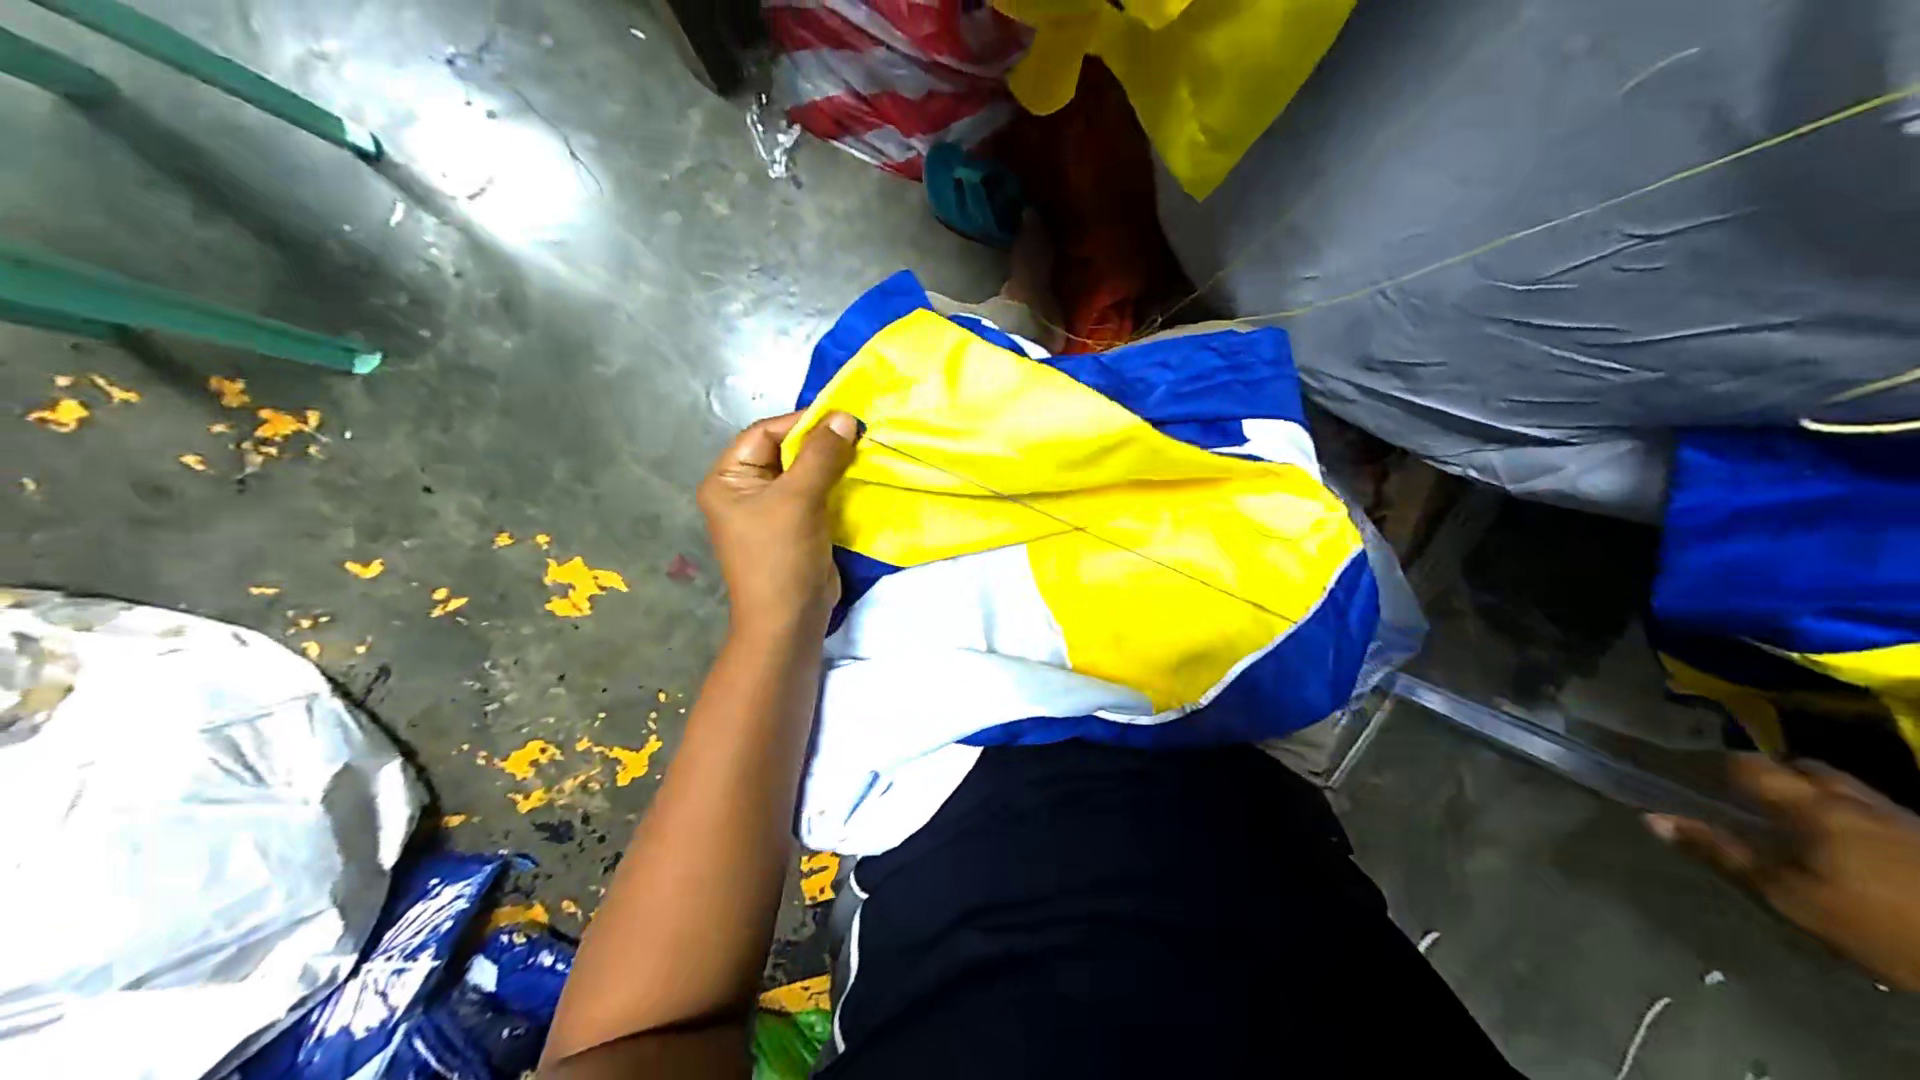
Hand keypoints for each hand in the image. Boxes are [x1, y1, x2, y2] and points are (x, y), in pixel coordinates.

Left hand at [697, 410, 860, 635]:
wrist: (790, 620)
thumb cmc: (781, 558)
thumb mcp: (798, 500)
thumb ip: (820, 455)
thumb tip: (845, 417)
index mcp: (728, 480)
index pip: (764, 434)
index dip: (801, 422)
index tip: (842, 417)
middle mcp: (745, 490)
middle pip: (785, 450)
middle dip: (820, 441)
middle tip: (857, 432)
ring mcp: (772, 508)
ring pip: (804, 471)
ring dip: (832, 461)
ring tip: (863, 449)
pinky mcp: (796, 524)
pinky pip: (816, 492)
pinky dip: (836, 482)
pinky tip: (859, 475)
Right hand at [1648, 754, 1919, 989]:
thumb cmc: (1878, 926)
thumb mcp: (1789, 897)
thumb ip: (1724, 854)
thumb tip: (1653, 819)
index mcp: (1814, 809)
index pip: (1751, 766)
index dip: (1719, 766)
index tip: (1694, 775)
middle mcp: (1857, 801)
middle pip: (1806, 769)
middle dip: (1776, 775)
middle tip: (1749, 797)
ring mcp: (1903, 819)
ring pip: (1846, 788)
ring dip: (1816, 794)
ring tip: (1796, 819)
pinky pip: (1877, 811)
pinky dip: (1851, 814)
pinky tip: (1848, 841)